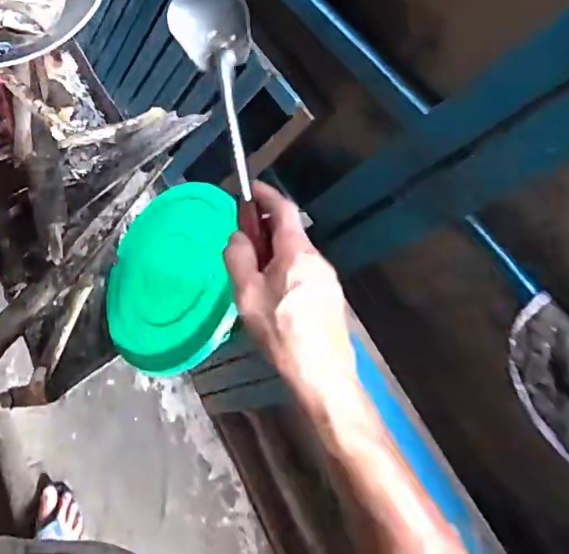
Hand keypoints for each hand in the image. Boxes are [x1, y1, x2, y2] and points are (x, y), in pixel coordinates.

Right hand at [225, 182, 357, 407]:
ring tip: (252, 271)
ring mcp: (327, 279)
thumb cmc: (281, 332)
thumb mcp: (247, 293)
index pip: (282, 207)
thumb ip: (238, 257)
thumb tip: (238, 237)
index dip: (264, 194)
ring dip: (273, 250)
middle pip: (289, 230)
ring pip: (295, 252)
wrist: (324, 378)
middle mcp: (316, 259)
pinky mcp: (331, 299)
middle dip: (264, 226)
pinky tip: (272, 293)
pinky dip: (284, 268)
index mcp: (296, 251)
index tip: (248, 188)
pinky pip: (303, 270)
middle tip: (242, 237)